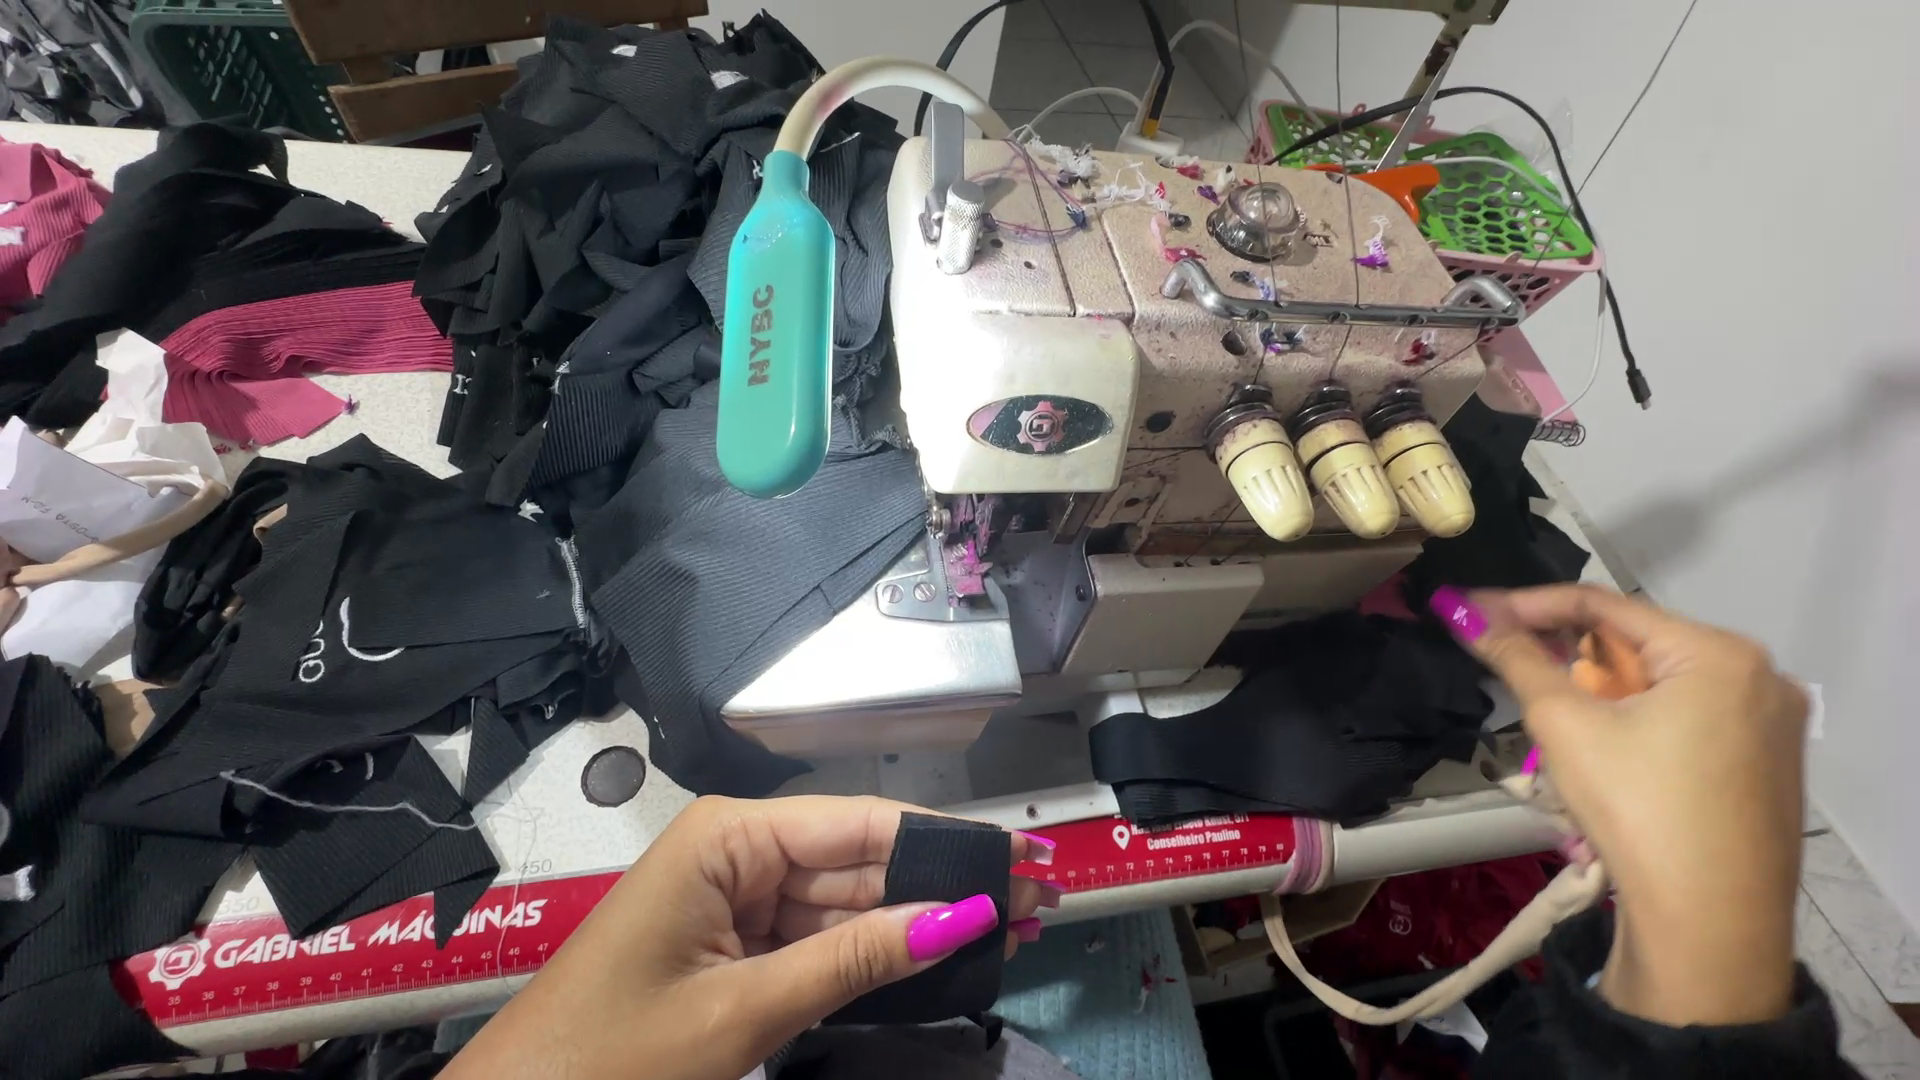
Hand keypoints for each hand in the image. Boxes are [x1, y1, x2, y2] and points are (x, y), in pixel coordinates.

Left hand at [442, 794, 1056, 1079]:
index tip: (1017, 858)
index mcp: (734, 832)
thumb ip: (856, 958)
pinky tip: (936, 951)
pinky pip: (819, 934)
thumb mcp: (744, 1009)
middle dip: (943, 884)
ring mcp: (742, 892)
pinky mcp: (740, 936)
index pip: (862, 824)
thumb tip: (962, 918)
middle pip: (862, 859)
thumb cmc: (609, 1059)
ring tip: (1004, 926)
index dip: (945, 843)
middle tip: (1030, 898)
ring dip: (919, 920)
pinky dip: (874, 952)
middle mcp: (743, 845)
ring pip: (847, 900)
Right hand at [1434, 584, 1807, 1025]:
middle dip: (1556, 649)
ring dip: (1586, 684)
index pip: (1601, 603)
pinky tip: (1589, 740)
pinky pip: (1676, 712)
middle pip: (1628, 641)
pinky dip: (1623, 712)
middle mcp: (1756, 677)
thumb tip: (1460, 610)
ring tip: (1537, 706)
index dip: (1525, 603)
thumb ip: (1512, 655)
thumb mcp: (1561, 720)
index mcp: (1718, 654)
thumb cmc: (1634, 803)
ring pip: (1649, 679)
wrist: (1706, 920)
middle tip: (1495, 655)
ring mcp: (1766, 722)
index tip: (1467, 609)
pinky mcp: (1758, 761)